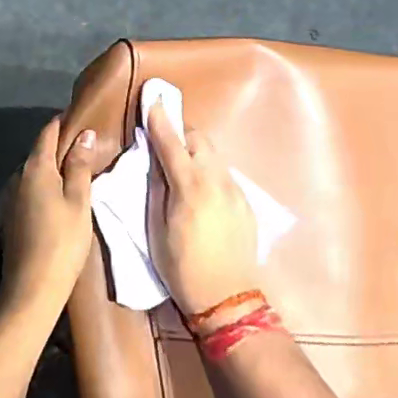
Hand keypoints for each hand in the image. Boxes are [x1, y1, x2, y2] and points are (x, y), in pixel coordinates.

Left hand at [0, 119, 106, 316]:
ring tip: (74, 168)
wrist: (31, 288)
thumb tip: (84, 134)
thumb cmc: (62, 241)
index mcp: (35, 168)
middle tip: (82, 143)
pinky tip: (58, 195)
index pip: (47, 133)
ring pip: (33, 171)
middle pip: (38, 151)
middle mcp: (17, 176)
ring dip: (51, 166)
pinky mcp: (10, 215)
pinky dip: (44, 184)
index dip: (61, 123)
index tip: (77, 117)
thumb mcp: (79, 201)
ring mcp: (11, 196)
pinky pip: (29, 189)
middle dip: (58, 144)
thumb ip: (80, 166)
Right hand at [146, 103, 260, 315]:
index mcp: (189, 186)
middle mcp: (216, 181)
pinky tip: (200, 189)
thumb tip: (152, 159)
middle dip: (181, 132)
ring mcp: (235, 191)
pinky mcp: (246, 203)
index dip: (159, 118)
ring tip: (181, 164)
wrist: (228, 300)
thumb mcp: (156, 227)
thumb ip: (155, 187)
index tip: (152, 97)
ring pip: (214, 155)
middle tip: (164, 138)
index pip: (170, 142)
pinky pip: (224, 174)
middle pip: (199, 139)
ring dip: (195, 150)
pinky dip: (208, 170)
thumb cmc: (182, 267)